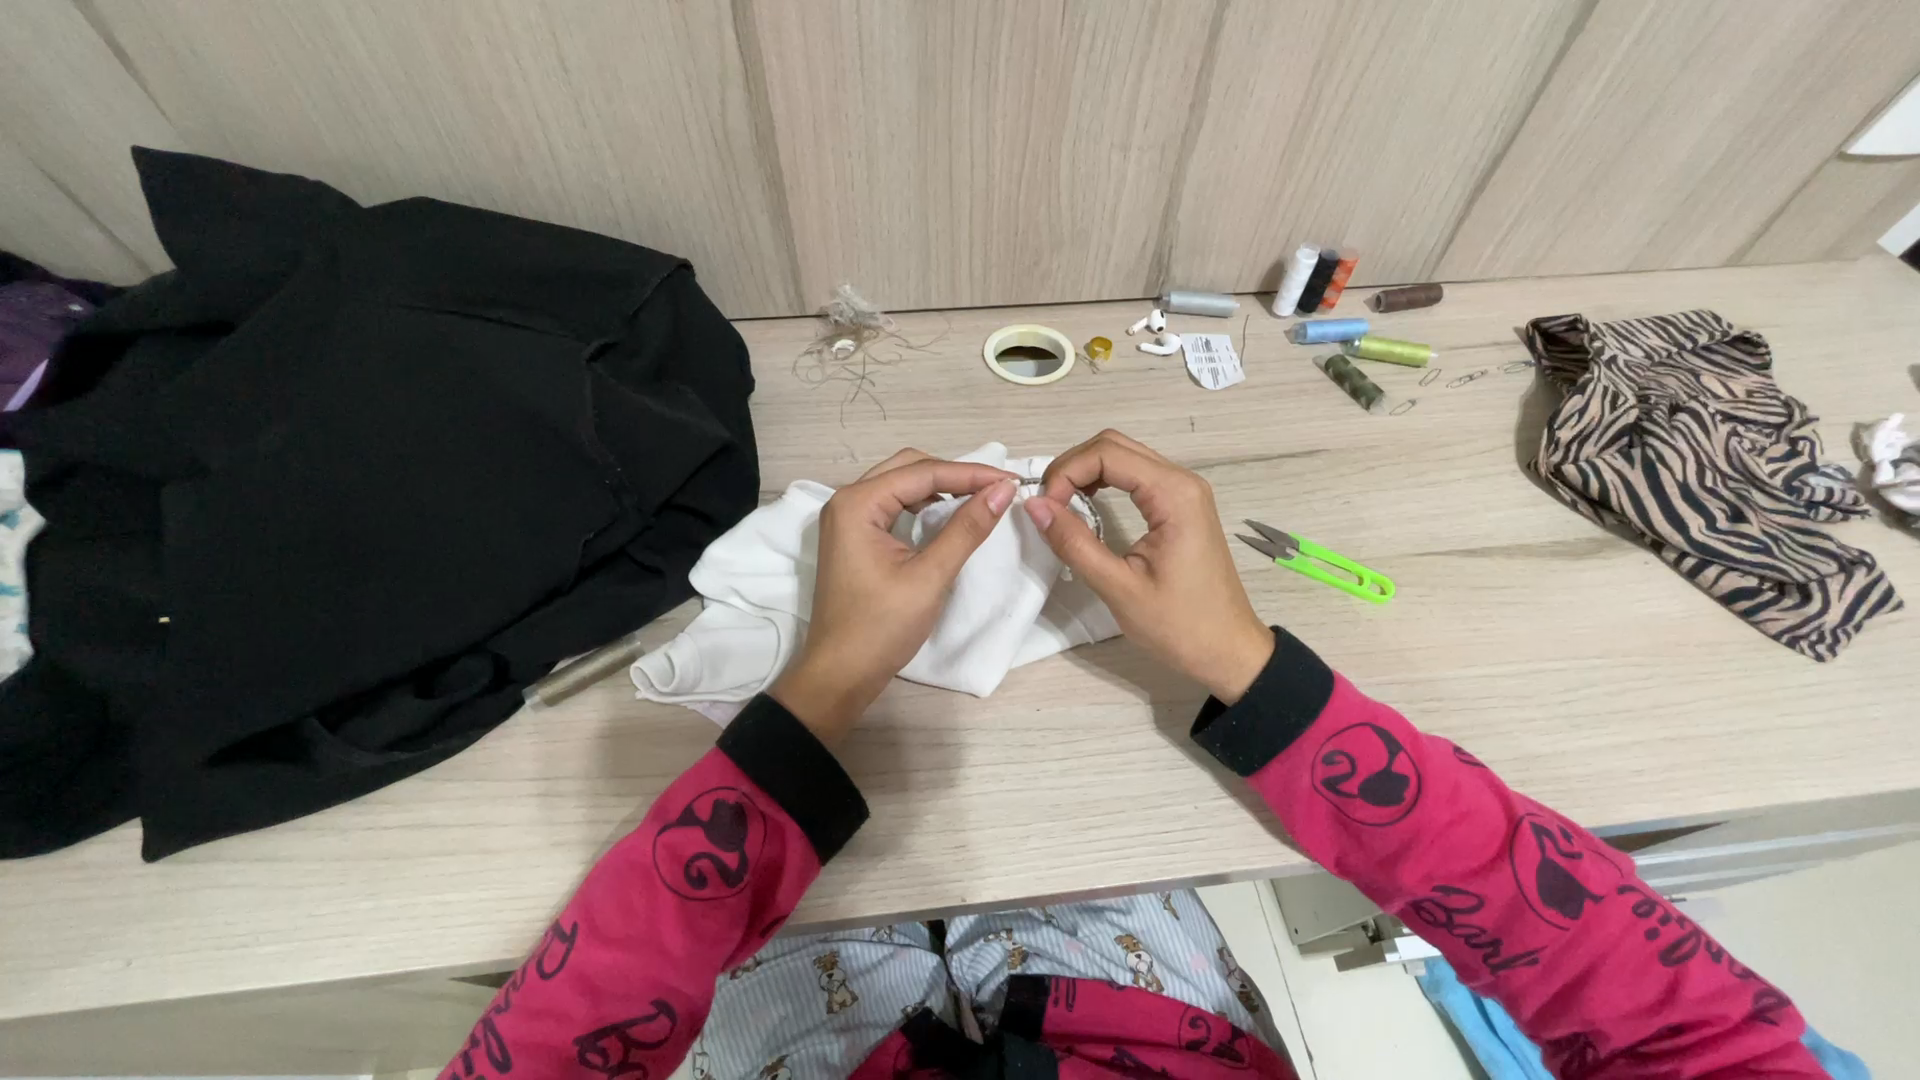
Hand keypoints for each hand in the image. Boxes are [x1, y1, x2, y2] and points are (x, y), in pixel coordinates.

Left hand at [770, 450, 1018, 743]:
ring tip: (980, 499)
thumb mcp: (930, 577)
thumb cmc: (881, 628)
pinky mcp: (854, 537)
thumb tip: (1002, 491)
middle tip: (997, 489)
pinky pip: (894, 506)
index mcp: (857, 504)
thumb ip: (966, 529)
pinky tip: (950, 517)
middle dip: (955, 475)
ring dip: (940, 488)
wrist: (840, 674)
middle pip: (909, 468)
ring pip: (901, 485)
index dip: (970, 474)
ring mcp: (847, 519)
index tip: (1011, 482)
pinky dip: (924, 506)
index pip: (923, 473)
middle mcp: (847, 501)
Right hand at [1024, 430, 1273, 702]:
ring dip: (1085, 472)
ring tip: (1059, 506)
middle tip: (1047, 505)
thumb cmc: (1179, 625)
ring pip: (1123, 456)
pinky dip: (1103, 482)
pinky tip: (1085, 506)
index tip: (1044, 509)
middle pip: (1114, 445)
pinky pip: (1134, 476)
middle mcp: (1181, 481)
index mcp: (1173, 495)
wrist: (1227, 650)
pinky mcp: (1179, 505)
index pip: (1107, 453)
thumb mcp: (1119, 588)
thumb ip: (1074, 543)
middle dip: (1072, 467)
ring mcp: (1183, 491)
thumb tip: (1034, 505)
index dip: (1066, 473)